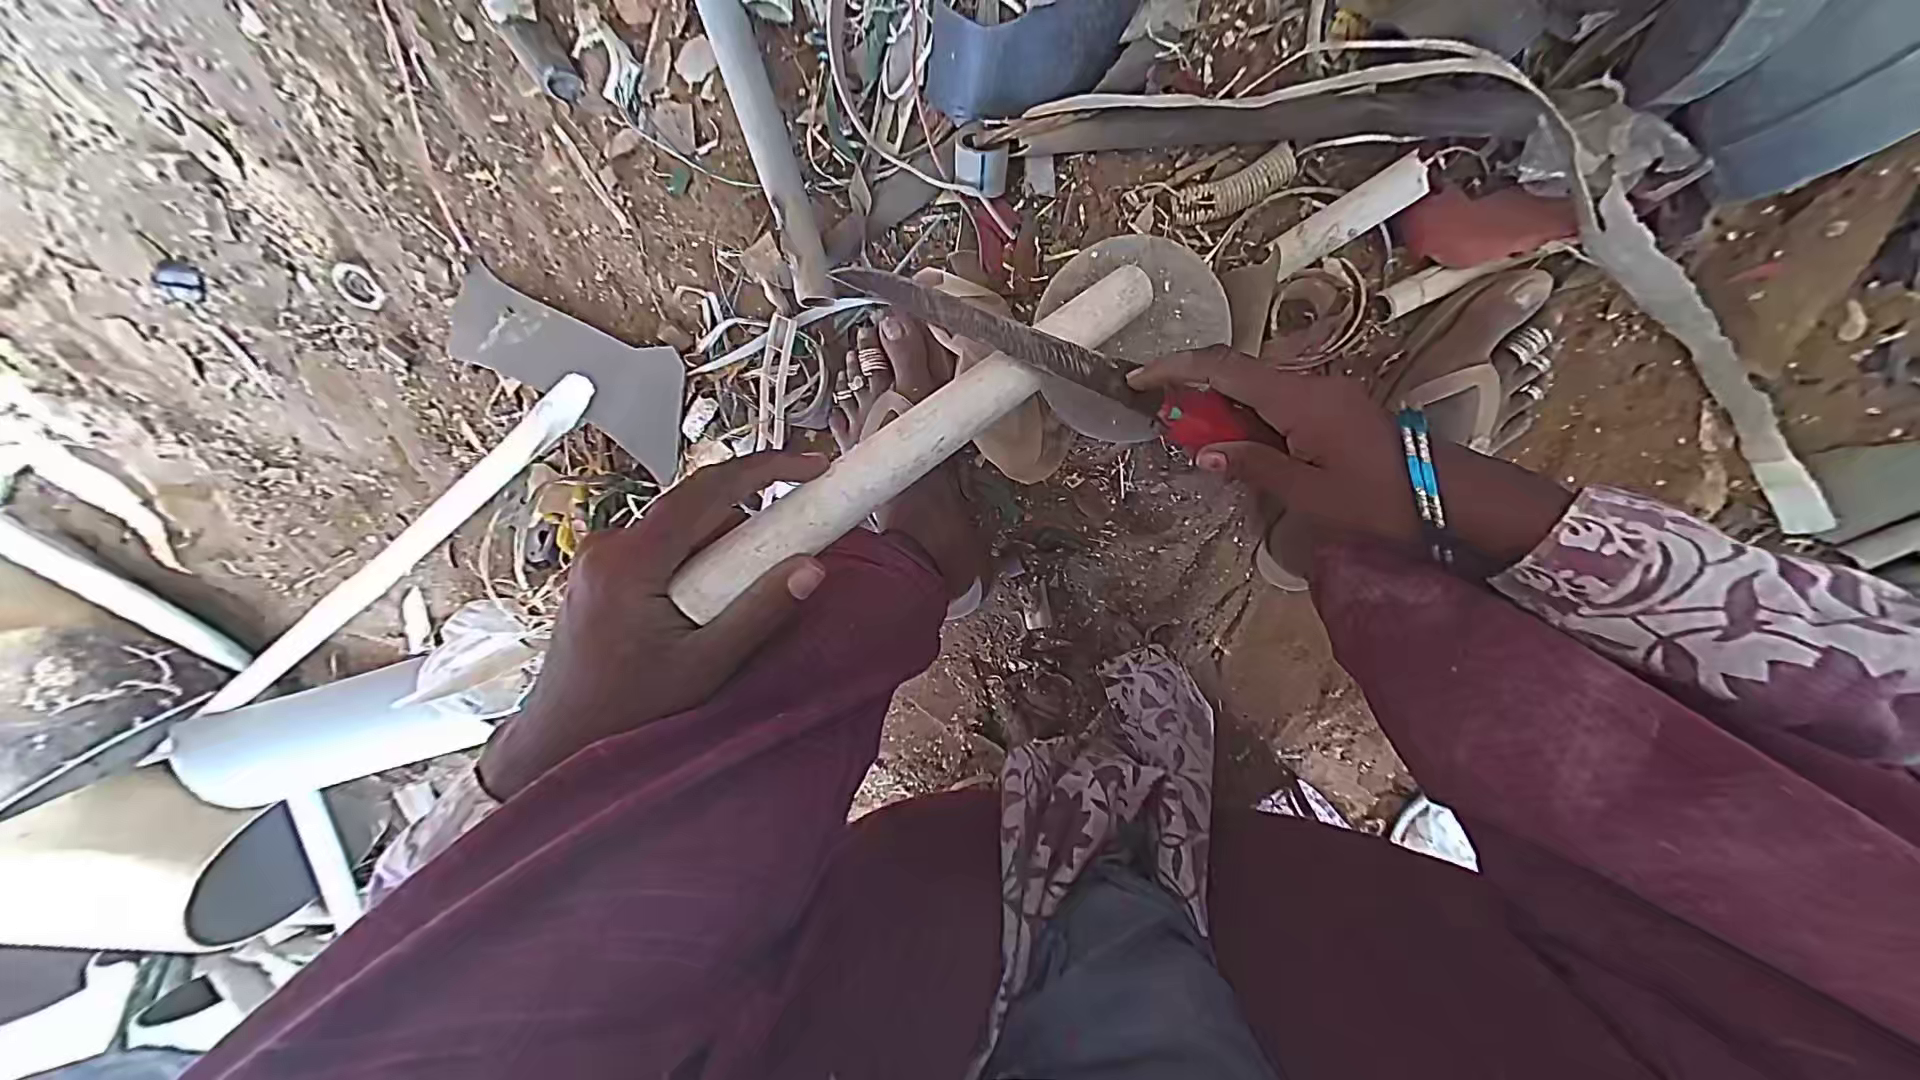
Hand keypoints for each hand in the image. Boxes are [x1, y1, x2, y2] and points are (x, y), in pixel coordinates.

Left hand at [478, 451, 831, 798]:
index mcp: (630, 562)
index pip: (709, 489)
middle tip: (788, 555)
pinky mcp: (610, 572)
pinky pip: (671, 547)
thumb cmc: (621, 711)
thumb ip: (761, 611)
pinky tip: (708, 607)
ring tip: (733, 606)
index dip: (768, 468)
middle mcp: (611, 547)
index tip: (811, 467)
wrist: (559, 741)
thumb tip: (809, 569)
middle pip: (702, 507)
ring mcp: (606, 557)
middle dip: (752, 526)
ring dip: (728, 552)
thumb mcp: (706, 664)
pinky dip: (705, 563)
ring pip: (688, 528)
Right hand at [1127, 348, 1571, 566]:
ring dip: (1218, 411)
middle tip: (1165, 425)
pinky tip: (1237, 446)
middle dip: (1192, 394)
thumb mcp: (1309, 492)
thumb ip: (1253, 466)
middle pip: (1235, 375)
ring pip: (1252, 391)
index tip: (1138, 378)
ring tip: (1198, 441)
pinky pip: (1272, 405)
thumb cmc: (1382, 500)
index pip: (1224, 368)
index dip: (1175, 368)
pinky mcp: (1327, 409)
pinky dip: (1243, 420)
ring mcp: (1320, 395)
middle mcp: (1308, 386)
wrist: (1455, 501)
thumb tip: (1205, 451)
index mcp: (1299, 400)